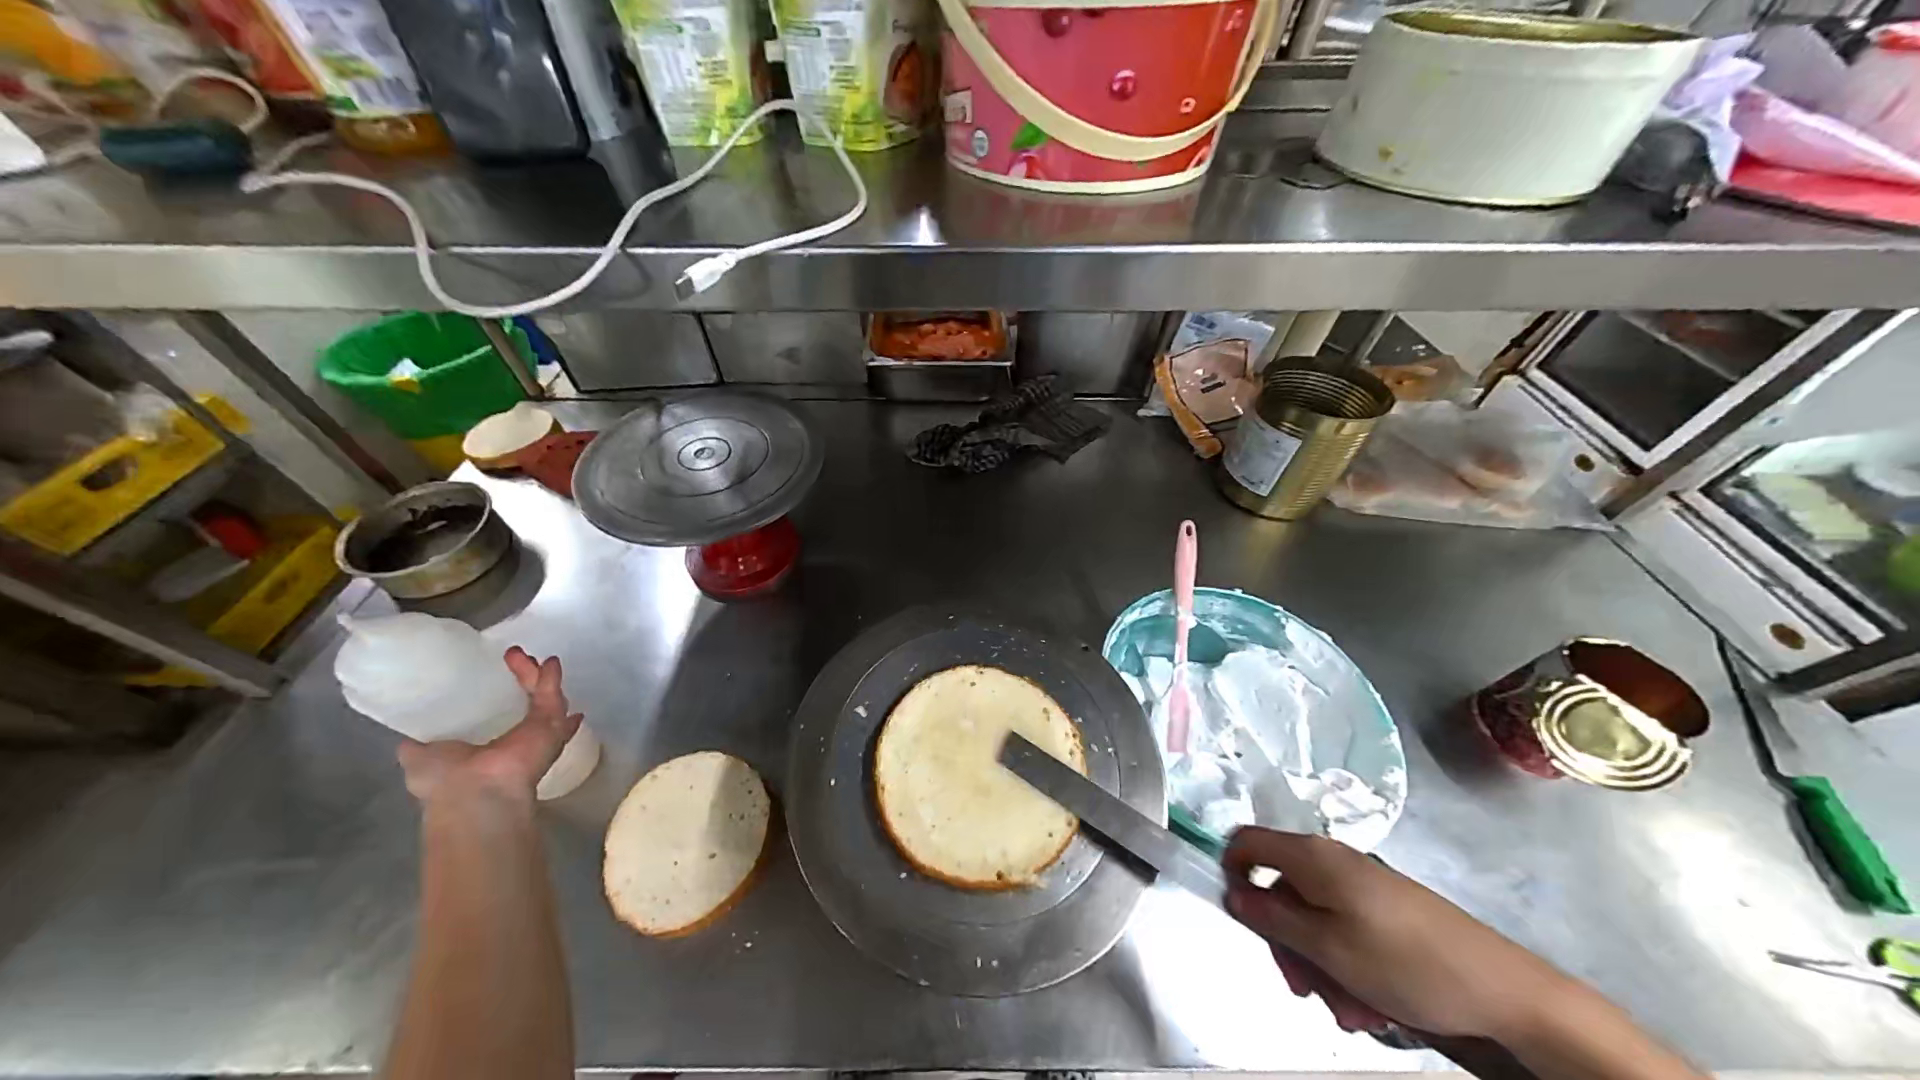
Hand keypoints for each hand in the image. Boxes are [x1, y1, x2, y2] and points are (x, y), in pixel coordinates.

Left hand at [396, 646, 582, 805]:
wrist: (475, 792)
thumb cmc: (444, 780)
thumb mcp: (419, 758)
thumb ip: (418, 744)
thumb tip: (409, 736)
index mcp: (490, 749)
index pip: (503, 719)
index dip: (504, 700)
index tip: (495, 680)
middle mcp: (518, 741)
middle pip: (527, 703)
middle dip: (524, 681)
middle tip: (513, 659)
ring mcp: (538, 732)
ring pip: (542, 697)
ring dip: (534, 675)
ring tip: (521, 654)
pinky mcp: (550, 722)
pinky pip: (551, 695)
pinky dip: (550, 678)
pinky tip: (548, 661)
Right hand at [1224, 827, 1570, 1041]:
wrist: (1506, 991)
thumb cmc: (1406, 963)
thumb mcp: (1327, 949)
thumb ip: (1272, 919)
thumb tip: (1234, 895)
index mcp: (1312, 857)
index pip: (1247, 841)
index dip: (1232, 872)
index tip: (1242, 918)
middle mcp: (1332, 862)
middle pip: (1279, 890)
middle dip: (1285, 942)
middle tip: (1303, 986)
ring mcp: (1361, 886)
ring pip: (1312, 920)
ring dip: (1318, 966)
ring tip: (1348, 1009)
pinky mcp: (1384, 911)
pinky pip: (1344, 931)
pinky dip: (1345, 966)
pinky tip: (1368, 1005)